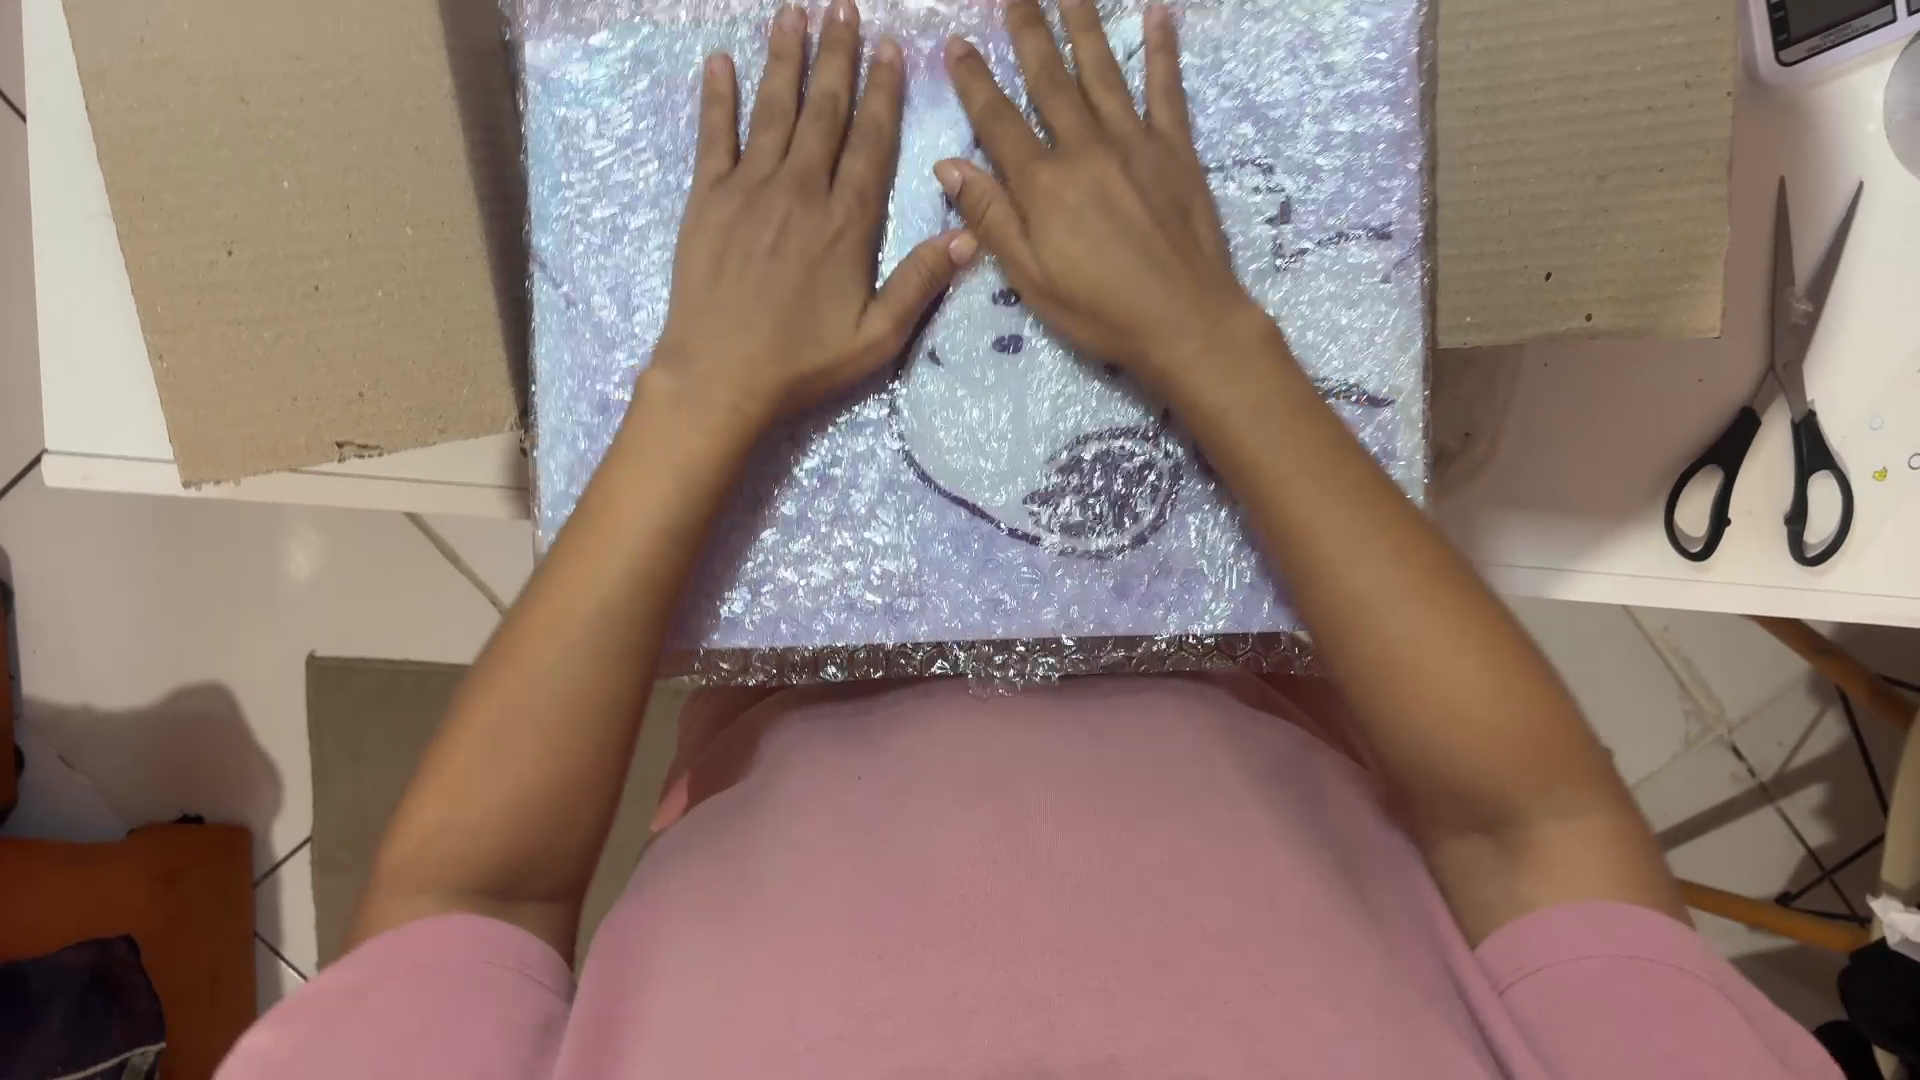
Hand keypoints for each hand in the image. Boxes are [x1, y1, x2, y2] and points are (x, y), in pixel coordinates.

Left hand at [651, 1, 977, 429]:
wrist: (721, 378)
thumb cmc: (804, 364)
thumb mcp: (878, 339)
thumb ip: (920, 283)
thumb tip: (968, 235)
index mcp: (847, 224)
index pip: (871, 143)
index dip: (882, 93)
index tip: (888, 48)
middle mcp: (800, 192)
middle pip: (824, 112)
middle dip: (837, 57)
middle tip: (844, 8)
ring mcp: (748, 191)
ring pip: (772, 110)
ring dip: (785, 59)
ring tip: (794, 13)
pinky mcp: (705, 201)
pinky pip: (712, 135)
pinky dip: (716, 96)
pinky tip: (719, 61)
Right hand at [936, 0, 1267, 400]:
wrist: (1185, 320)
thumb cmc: (1099, 312)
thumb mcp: (1030, 279)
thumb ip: (991, 218)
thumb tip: (947, 165)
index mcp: (1043, 185)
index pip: (999, 121)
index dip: (975, 82)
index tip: (958, 44)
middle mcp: (1086, 149)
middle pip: (1050, 80)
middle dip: (1028, 33)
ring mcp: (1136, 144)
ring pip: (1103, 71)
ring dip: (1083, 25)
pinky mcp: (1177, 151)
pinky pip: (1167, 89)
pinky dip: (1162, 50)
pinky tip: (1158, 14)